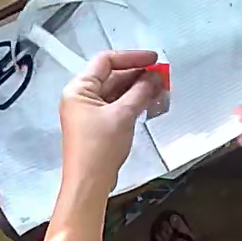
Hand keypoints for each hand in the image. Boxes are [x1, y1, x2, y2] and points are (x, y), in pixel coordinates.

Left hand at [60, 50, 165, 192]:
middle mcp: (82, 97)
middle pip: (112, 76)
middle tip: (162, 76)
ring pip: (117, 92)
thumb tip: (155, 77)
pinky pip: (118, 106)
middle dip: (138, 75)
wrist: (89, 183)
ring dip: (138, 89)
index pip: (106, 61)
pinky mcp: (99, 125)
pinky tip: (151, 102)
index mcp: (79, 89)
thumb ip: (141, 92)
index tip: (154, 60)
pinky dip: (134, 102)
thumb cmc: (99, 148)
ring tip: (161, 88)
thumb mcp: (123, 115)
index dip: (132, 57)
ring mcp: (90, 112)